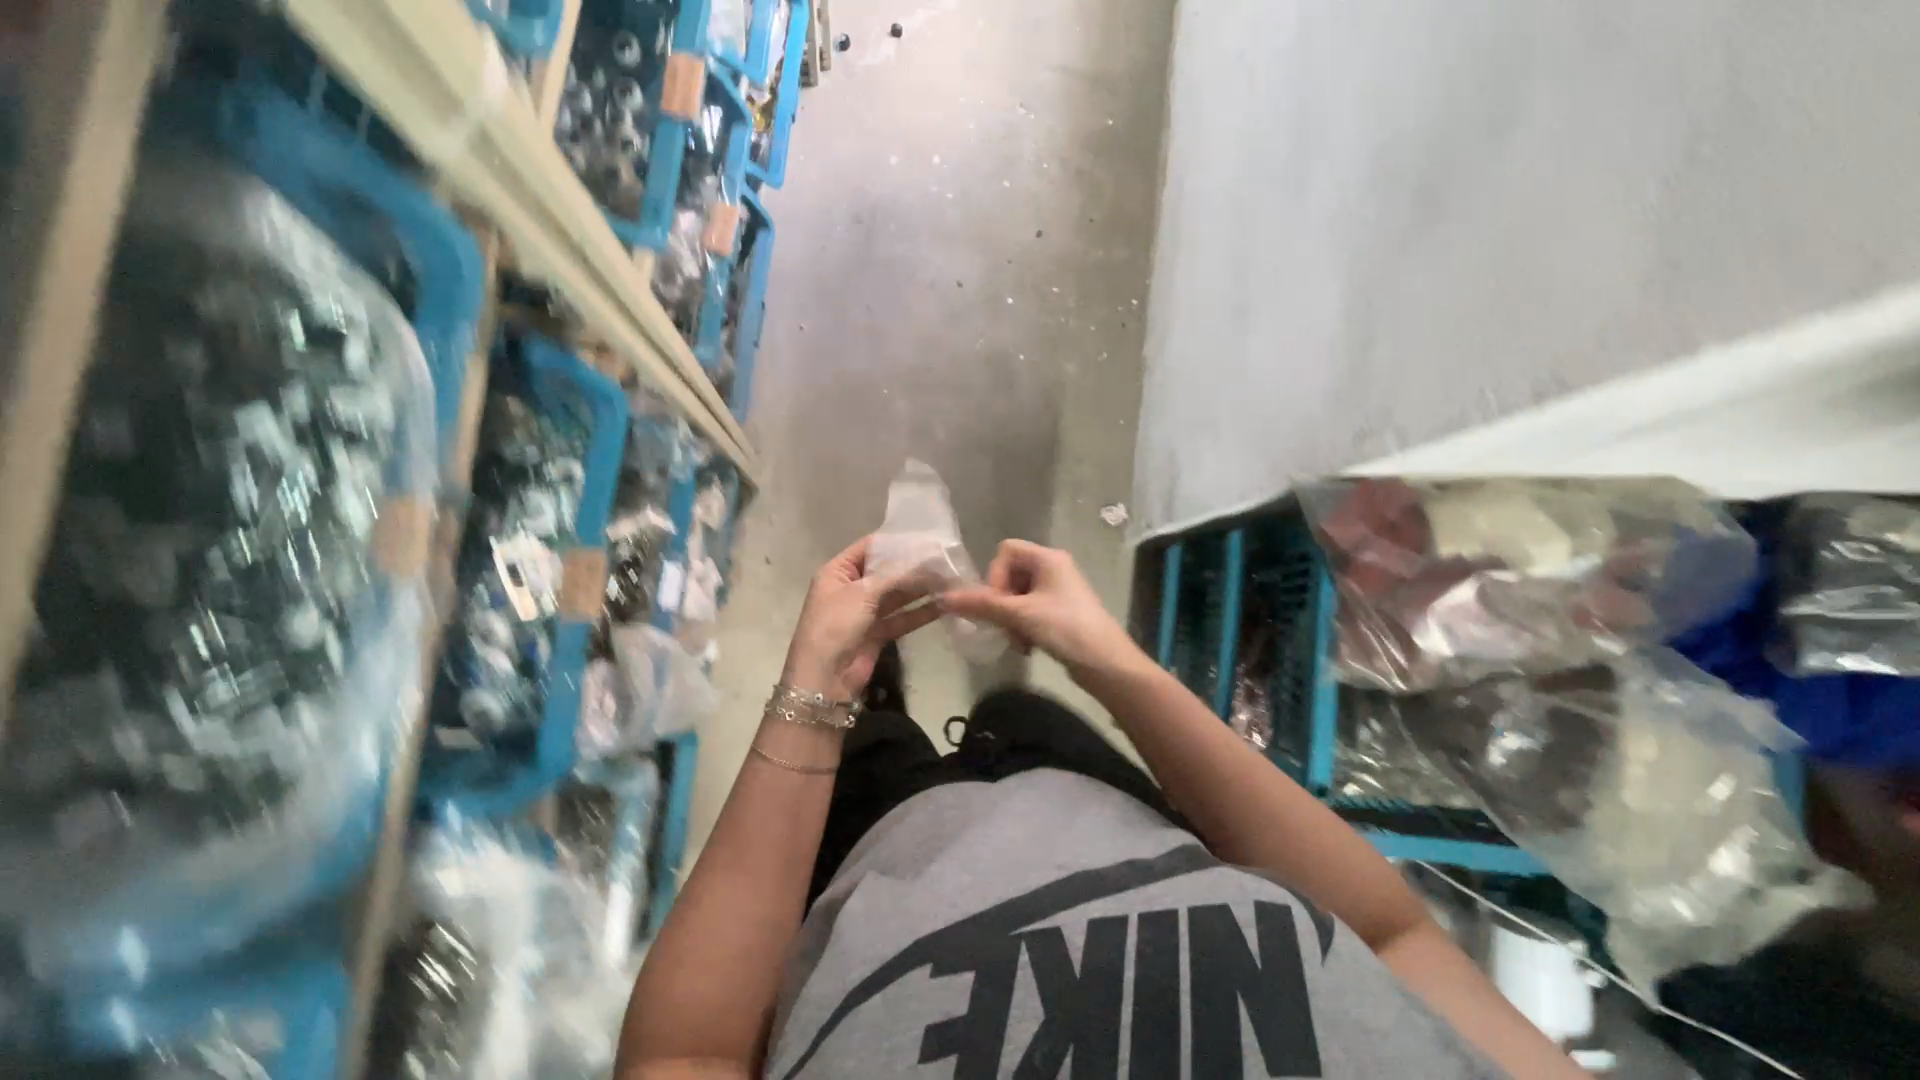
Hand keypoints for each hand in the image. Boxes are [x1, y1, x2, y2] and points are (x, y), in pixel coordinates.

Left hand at [782, 535, 939, 699]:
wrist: (823, 678)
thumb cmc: (835, 625)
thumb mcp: (862, 594)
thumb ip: (893, 575)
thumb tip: (923, 558)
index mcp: (837, 572)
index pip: (868, 548)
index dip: (894, 542)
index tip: (924, 537)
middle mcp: (851, 588)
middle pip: (885, 571)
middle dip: (912, 566)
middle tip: (944, 558)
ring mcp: (864, 612)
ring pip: (896, 595)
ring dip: (920, 588)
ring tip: (949, 578)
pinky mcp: (878, 633)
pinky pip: (902, 617)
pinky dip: (920, 612)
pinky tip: (943, 604)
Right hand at [940, 540, 1145, 682]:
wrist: (1106, 663)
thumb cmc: (1066, 629)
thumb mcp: (1020, 615)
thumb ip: (982, 605)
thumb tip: (944, 598)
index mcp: (1048, 558)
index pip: (1006, 551)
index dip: (995, 576)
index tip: (999, 602)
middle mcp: (1054, 568)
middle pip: (1010, 575)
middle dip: (1002, 602)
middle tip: (1005, 625)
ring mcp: (1059, 591)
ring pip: (1018, 597)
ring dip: (1011, 619)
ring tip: (1018, 641)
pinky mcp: (1061, 612)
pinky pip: (1031, 611)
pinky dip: (1024, 627)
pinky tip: (1027, 647)